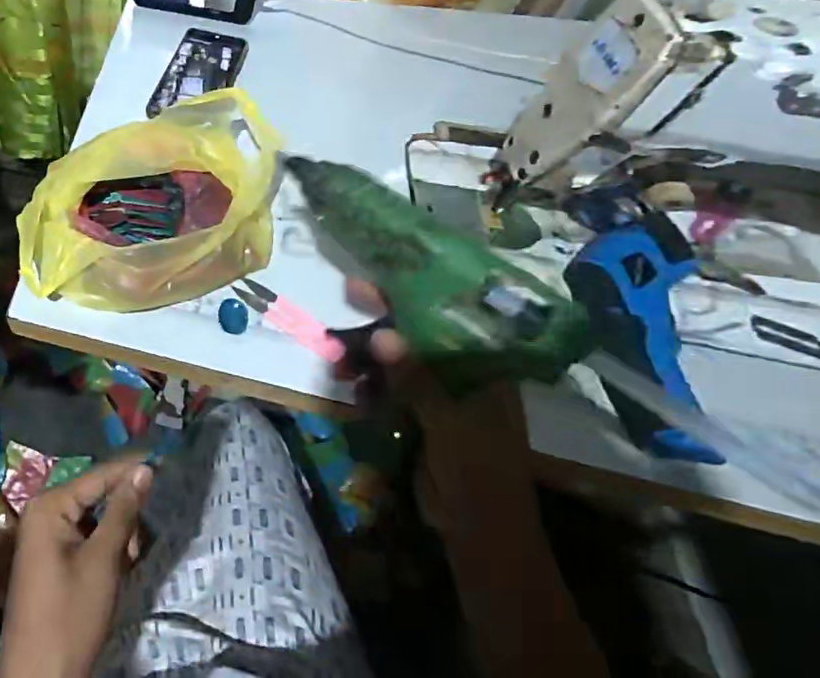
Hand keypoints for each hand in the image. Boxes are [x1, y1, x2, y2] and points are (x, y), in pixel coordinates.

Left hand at [0, 457, 152, 677]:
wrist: (38, 676)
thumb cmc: (70, 614)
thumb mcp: (103, 560)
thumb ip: (124, 511)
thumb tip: (144, 469)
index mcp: (49, 505)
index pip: (98, 475)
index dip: (131, 469)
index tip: (163, 461)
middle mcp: (43, 511)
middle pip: (97, 496)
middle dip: (124, 516)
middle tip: (137, 547)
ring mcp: (45, 535)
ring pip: (95, 519)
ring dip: (117, 536)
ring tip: (127, 564)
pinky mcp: (51, 557)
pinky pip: (86, 537)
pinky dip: (105, 549)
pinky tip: (117, 570)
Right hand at [343, 279, 607, 677]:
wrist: (480, 534)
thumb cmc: (480, 471)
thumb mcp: (450, 420)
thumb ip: (416, 375)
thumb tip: (382, 333)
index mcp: (481, 365)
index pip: (441, 317)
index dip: (402, 297)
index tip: (363, 286)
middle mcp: (459, 371)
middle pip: (410, 336)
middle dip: (374, 330)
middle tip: (338, 324)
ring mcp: (436, 393)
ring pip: (393, 363)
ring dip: (364, 361)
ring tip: (338, 368)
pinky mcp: (417, 415)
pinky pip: (386, 389)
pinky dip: (368, 388)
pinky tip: (354, 395)